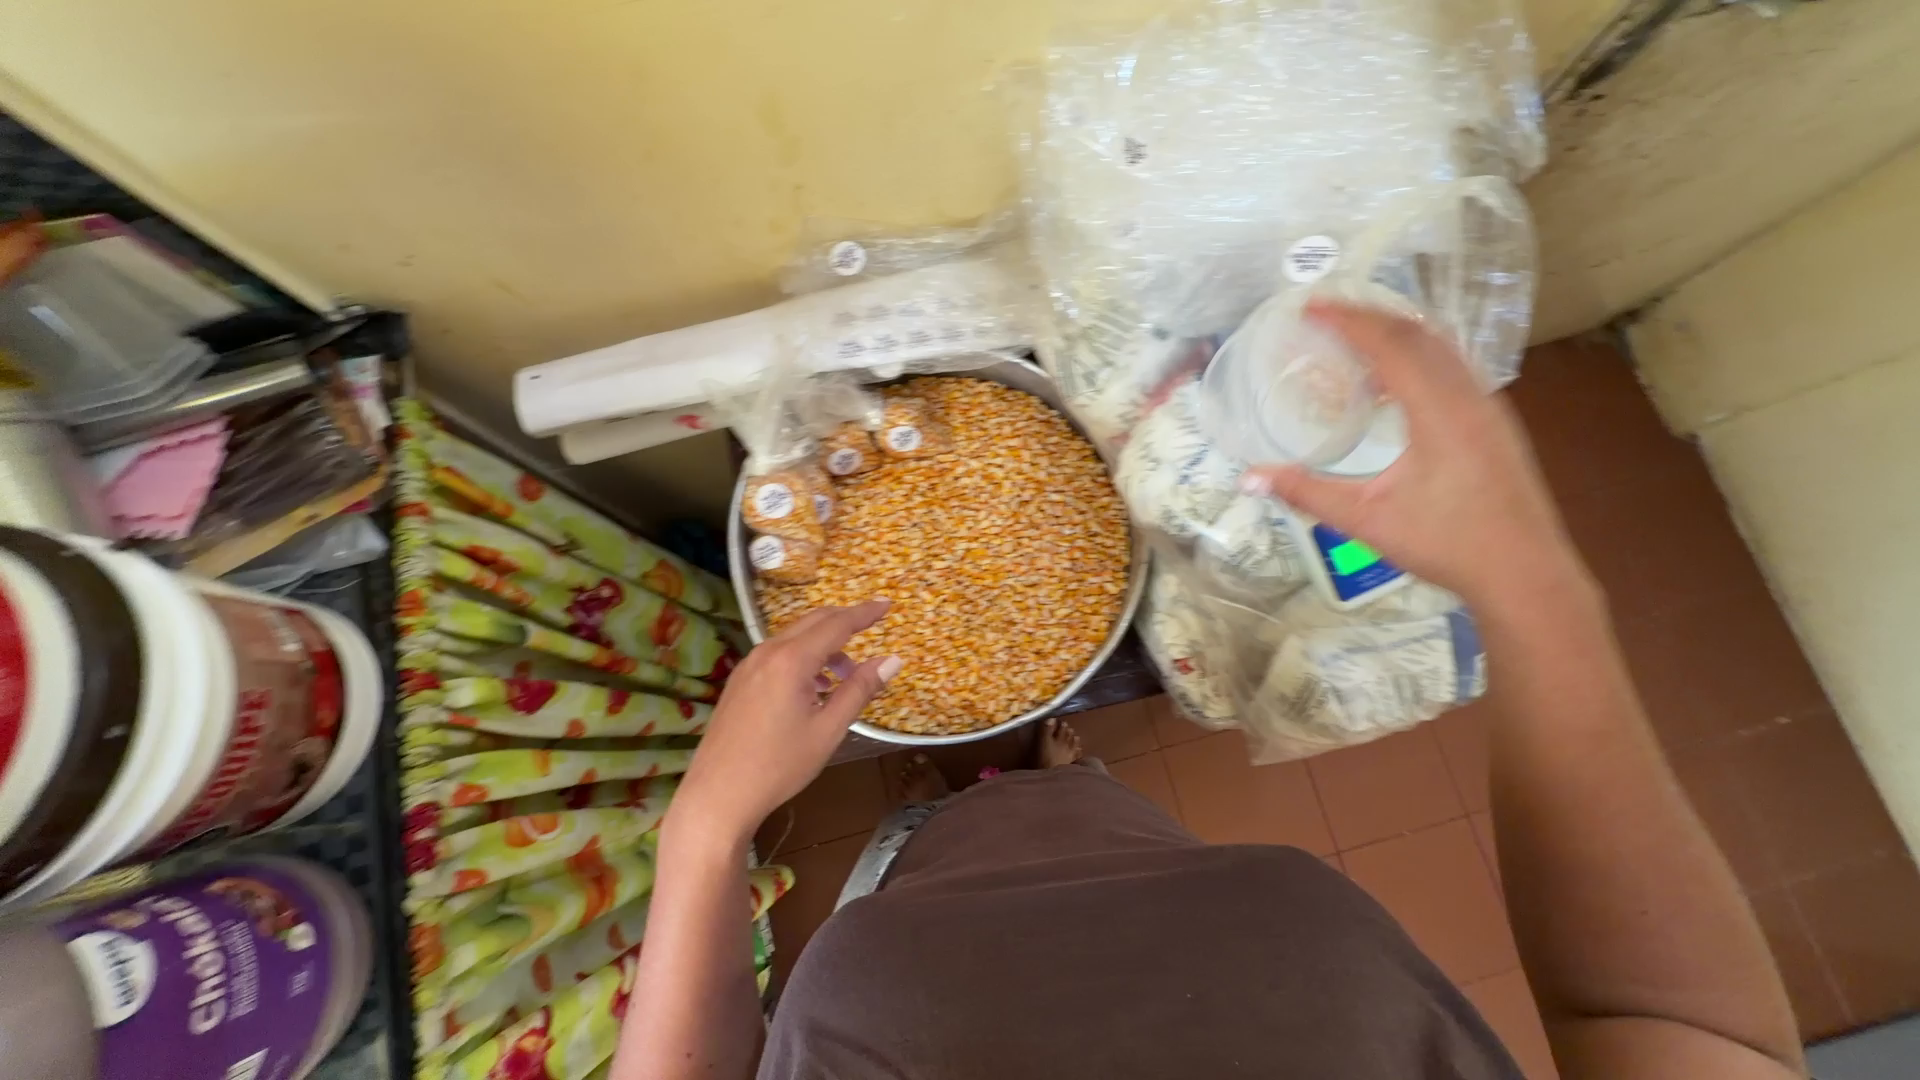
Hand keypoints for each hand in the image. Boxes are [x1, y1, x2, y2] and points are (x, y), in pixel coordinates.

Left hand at [672, 601, 900, 845]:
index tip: (887, 604)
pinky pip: (779, 653)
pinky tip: (814, 688)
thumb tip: (891, 660)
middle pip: (814, 622)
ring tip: (847, 677)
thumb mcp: (828, 729)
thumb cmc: (779, 766)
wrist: (717, 796)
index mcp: (792, 661)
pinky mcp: (740, 680)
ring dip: (825, 645)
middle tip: (873, 627)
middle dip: (846, 622)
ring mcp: (749, 665)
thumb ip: (860, 689)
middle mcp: (767, 652)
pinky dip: (804, 657)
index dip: (865, 613)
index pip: (837, 624)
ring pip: (795, 637)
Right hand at [1238, 300, 1589, 610]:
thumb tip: (1249, 478)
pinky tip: (1396, 381)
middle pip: (1419, 334)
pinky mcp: (1496, 424)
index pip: (1389, 345)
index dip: (1348, 320)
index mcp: (1439, 410)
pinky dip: (1420, 356)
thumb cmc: (1446, 544)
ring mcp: (1490, 408)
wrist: (1525, 572)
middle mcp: (1469, 396)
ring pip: (1443, 348)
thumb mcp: (1366, 520)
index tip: (1311, 306)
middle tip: (1328, 312)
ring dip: (1398, 333)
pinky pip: (1455, 368)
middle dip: (1371, 316)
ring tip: (1357, 336)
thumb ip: (1307, 493)